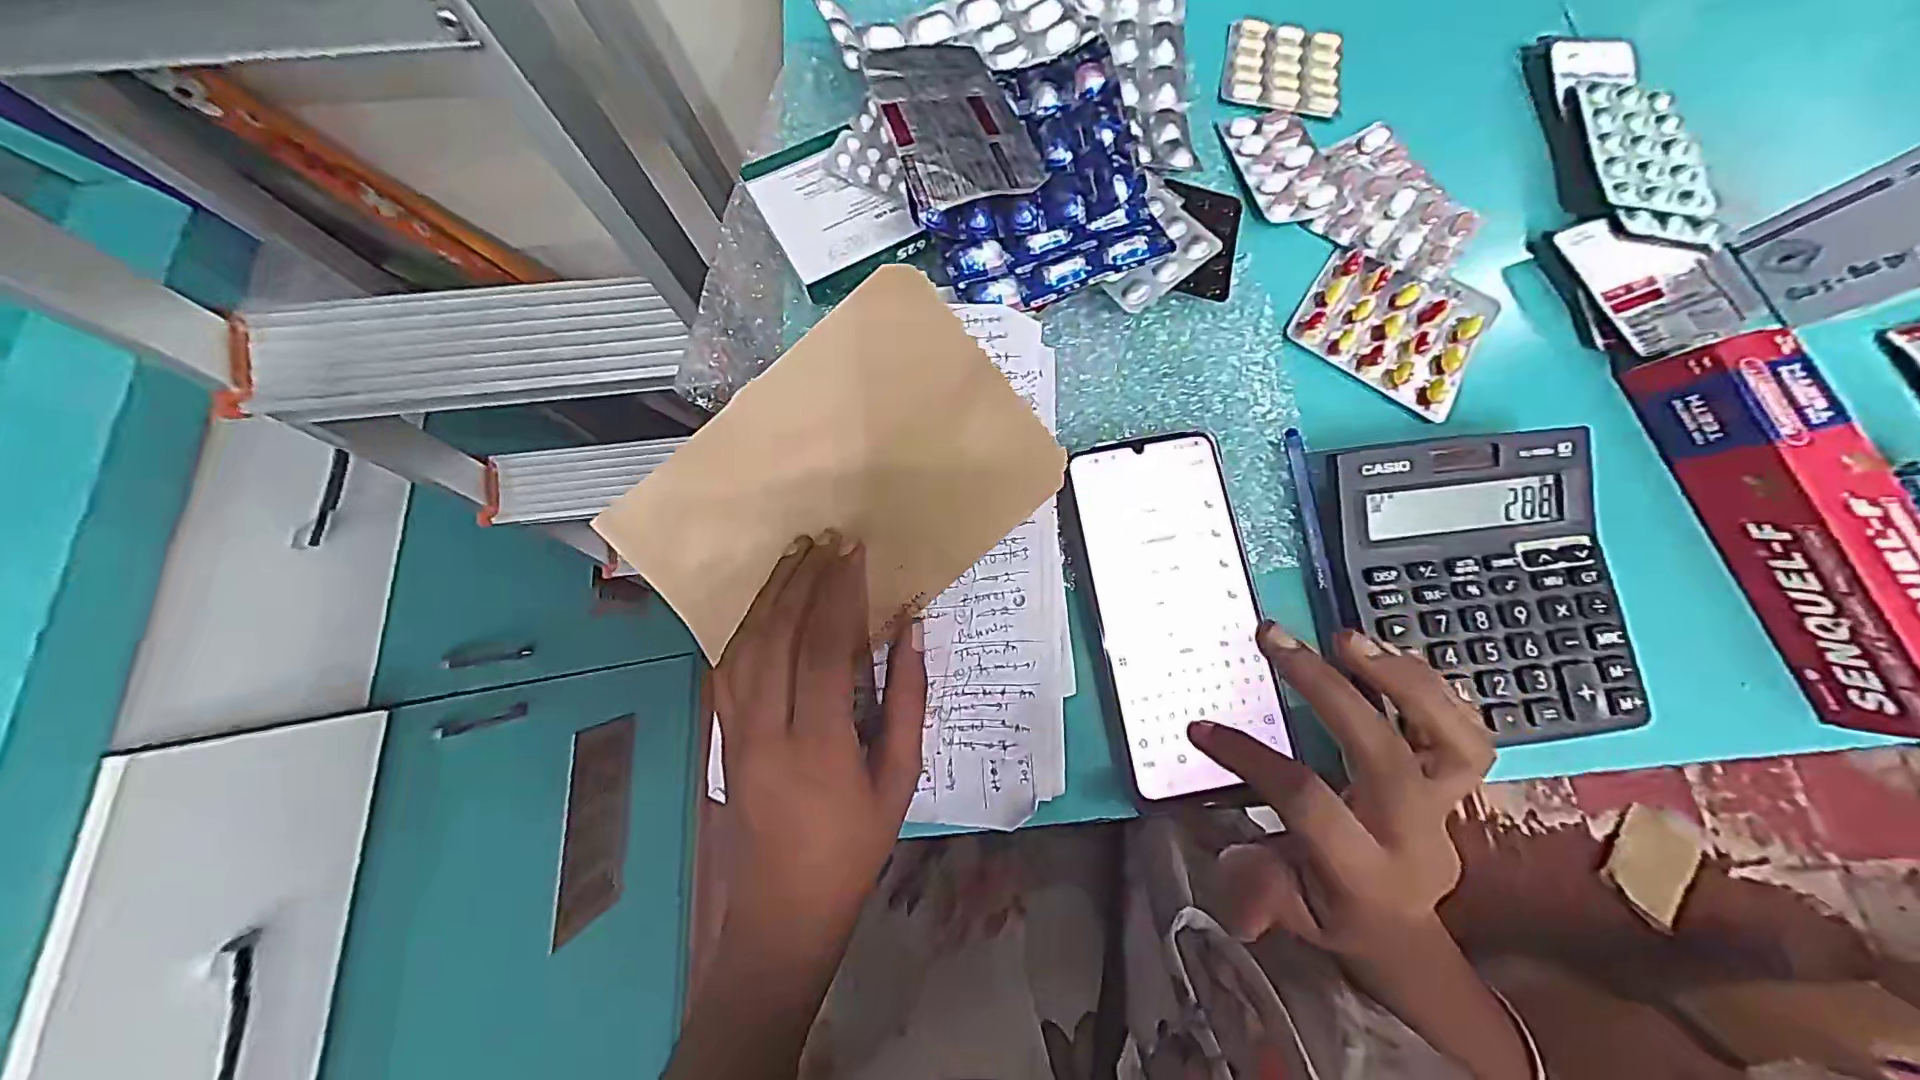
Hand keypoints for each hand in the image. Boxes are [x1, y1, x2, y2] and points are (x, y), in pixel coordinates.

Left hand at [713, 532, 927, 938]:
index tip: (853, 553)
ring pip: (744, 647)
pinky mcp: (722, 736)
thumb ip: (906, 701)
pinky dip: (744, 627)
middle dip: (802, 581)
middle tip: (825, 540)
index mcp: (818, 746)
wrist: (786, 905)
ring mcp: (735, 733)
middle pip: (777, 637)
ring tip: (794, 555)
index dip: (838, 594)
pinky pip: (726, 669)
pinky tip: (761, 604)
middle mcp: (766, 731)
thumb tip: (910, 634)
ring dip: (769, 595)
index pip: (822, 650)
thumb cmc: (854, 844)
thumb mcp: (899, 777)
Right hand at [1188, 624, 1494, 957]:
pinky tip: (1382, 654)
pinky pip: (1464, 728)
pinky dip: (1427, 684)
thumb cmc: (1332, 913)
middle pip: (1383, 753)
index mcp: (1364, 871)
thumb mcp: (1286, 912)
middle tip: (1276, 641)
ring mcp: (1444, 807)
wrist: (1401, 927)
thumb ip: (1257, 890)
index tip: (1202, 728)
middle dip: (1326, 689)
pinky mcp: (1455, 783)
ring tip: (1346, 638)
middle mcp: (1413, 834)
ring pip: (1452, 739)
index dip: (1251, 758)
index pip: (1307, 801)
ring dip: (1400, 679)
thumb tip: (1229, 858)